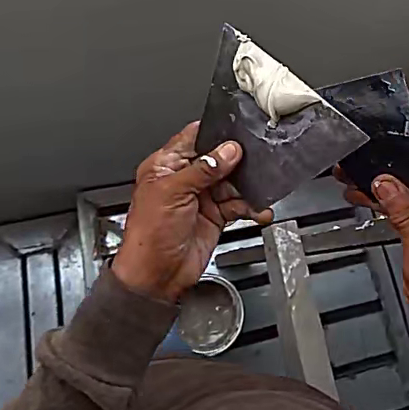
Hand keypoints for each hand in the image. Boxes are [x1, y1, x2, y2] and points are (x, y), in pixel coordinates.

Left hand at [113, 122, 272, 301]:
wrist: (156, 277)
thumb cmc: (149, 235)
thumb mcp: (174, 192)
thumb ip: (204, 169)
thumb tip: (228, 150)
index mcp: (165, 166)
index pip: (192, 139)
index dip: (213, 133)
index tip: (235, 132)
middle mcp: (184, 179)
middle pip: (217, 159)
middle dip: (237, 160)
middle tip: (254, 161)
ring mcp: (200, 198)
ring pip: (231, 182)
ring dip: (248, 186)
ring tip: (260, 188)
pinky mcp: (215, 216)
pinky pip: (238, 205)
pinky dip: (250, 206)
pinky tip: (258, 209)